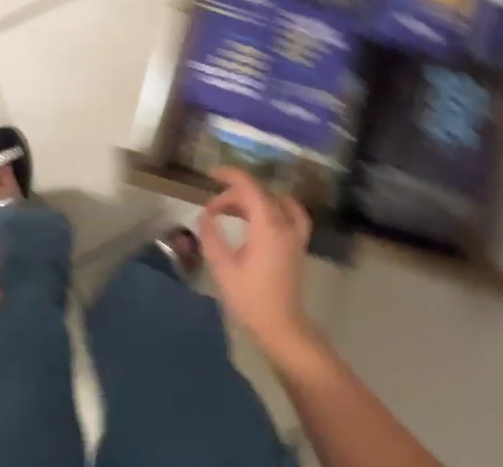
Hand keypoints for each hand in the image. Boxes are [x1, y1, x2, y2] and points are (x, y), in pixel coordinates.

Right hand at [198, 167, 318, 360]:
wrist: (282, 327)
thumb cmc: (251, 300)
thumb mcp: (224, 269)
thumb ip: (212, 238)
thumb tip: (204, 216)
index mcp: (267, 226)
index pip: (249, 187)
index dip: (230, 176)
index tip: (210, 175)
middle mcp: (284, 223)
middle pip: (260, 193)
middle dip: (234, 194)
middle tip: (212, 210)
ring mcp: (295, 233)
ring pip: (275, 201)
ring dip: (253, 199)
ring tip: (232, 209)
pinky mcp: (298, 244)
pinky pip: (290, 212)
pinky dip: (275, 206)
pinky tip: (264, 214)